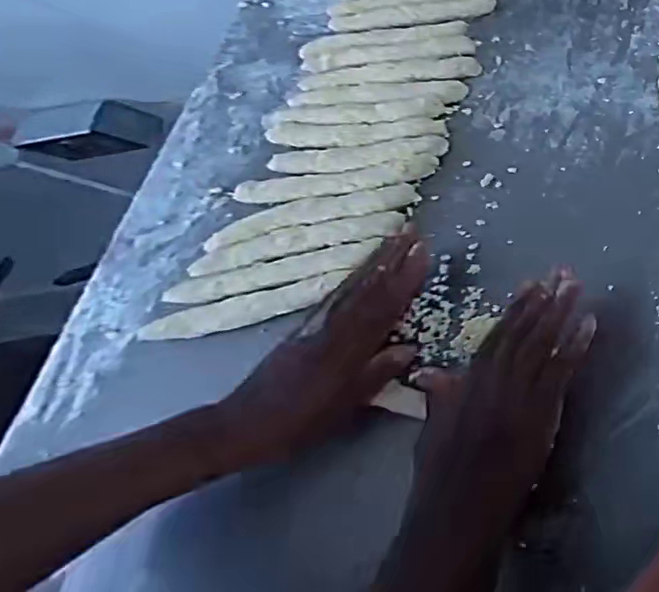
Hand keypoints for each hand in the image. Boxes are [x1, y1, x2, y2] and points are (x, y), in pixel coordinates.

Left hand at [209, 228, 428, 469]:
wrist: (235, 428)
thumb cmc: (293, 426)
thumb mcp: (338, 412)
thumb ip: (374, 378)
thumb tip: (409, 348)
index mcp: (345, 352)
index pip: (382, 308)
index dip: (405, 279)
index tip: (423, 251)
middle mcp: (333, 331)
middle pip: (368, 289)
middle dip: (393, 257)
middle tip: (412, 228)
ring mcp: (318, 326)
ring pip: (354, 287)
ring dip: (377, 260)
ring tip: (394, 237)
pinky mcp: (306, 328)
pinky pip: (339, 295)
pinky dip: (356, 276)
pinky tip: (365, 268)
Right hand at [407, 270, 595, 534]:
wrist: (456, 512)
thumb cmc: (440, 473)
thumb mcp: (432, 428)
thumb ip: (441, 395)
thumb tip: (430, 372)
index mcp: (470, 381)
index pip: (497, 334)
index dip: (517, 307)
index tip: (532, 282)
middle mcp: (495, 380)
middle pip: (525, 331)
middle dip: (545, 300)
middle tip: (563, 273)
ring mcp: (519, 394)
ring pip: (543, 343)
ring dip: (562, 312)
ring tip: (577, 287)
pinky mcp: (541, 412)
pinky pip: (562, 371)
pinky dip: (576, 345)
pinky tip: (589, 324)